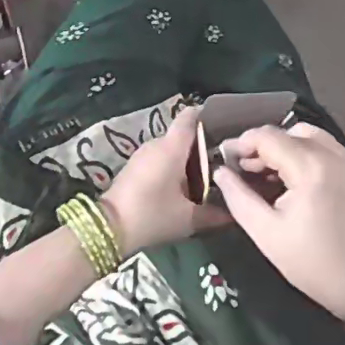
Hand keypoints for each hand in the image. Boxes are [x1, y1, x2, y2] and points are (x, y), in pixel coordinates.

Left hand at [99, 107, 229, 253]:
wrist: (109, 228)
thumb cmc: (153, 214)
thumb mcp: (188, 218)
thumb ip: (215, 214)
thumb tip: (235, 212)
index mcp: (172, 147)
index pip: (190, 116)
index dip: (207, 115)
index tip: (225, 126)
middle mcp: (157, 144)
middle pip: (184, 134)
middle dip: (203, 144)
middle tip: (225, 159)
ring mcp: (143, 154)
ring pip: (172, 148)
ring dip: (188, 158)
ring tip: (209, 173)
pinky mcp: (135, 167)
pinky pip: (160, 158)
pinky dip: (174, 166)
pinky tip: (185, 184)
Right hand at [214, 124, 344, 324]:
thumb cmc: (317, 265)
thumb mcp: (268, 235)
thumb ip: (239, 198)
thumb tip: (220, 172)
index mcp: (309, 167)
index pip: (266, 136)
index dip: (241, 144)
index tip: (223, 161)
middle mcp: (331, 153)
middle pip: (285, 132)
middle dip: (259, 147)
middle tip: (241, 173)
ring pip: (304, 135)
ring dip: (281, 147)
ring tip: (265, 175)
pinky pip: (322, 146)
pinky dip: (301, 152)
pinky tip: (290, 179)